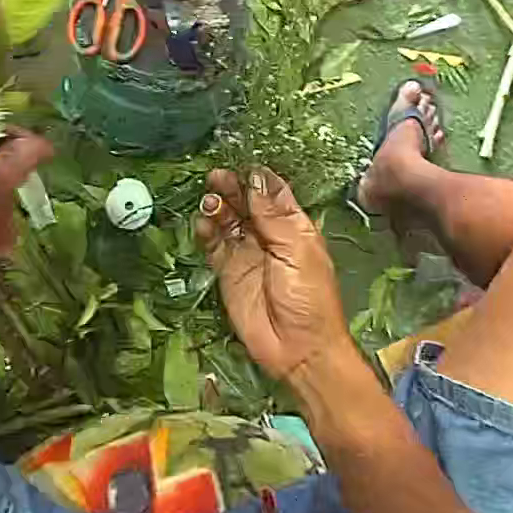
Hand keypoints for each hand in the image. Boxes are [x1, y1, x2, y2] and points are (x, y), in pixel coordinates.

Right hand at [194, 167, 354, 386]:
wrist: (298, 349)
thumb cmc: (308, 296)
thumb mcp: (296, 249)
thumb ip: (272, 214)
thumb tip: (255, 178)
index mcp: (293, 225)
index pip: (272, 191)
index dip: (257, 177)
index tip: (240, 163)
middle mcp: (268, 234)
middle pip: (246, 201)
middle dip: (232, 187)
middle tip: (216, 178)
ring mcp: (246, 251)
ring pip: (227, 219)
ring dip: (218, 206)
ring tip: (210, 203)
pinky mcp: (227, 270)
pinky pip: (213, 244)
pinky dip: (206, 231)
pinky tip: (204, 223)